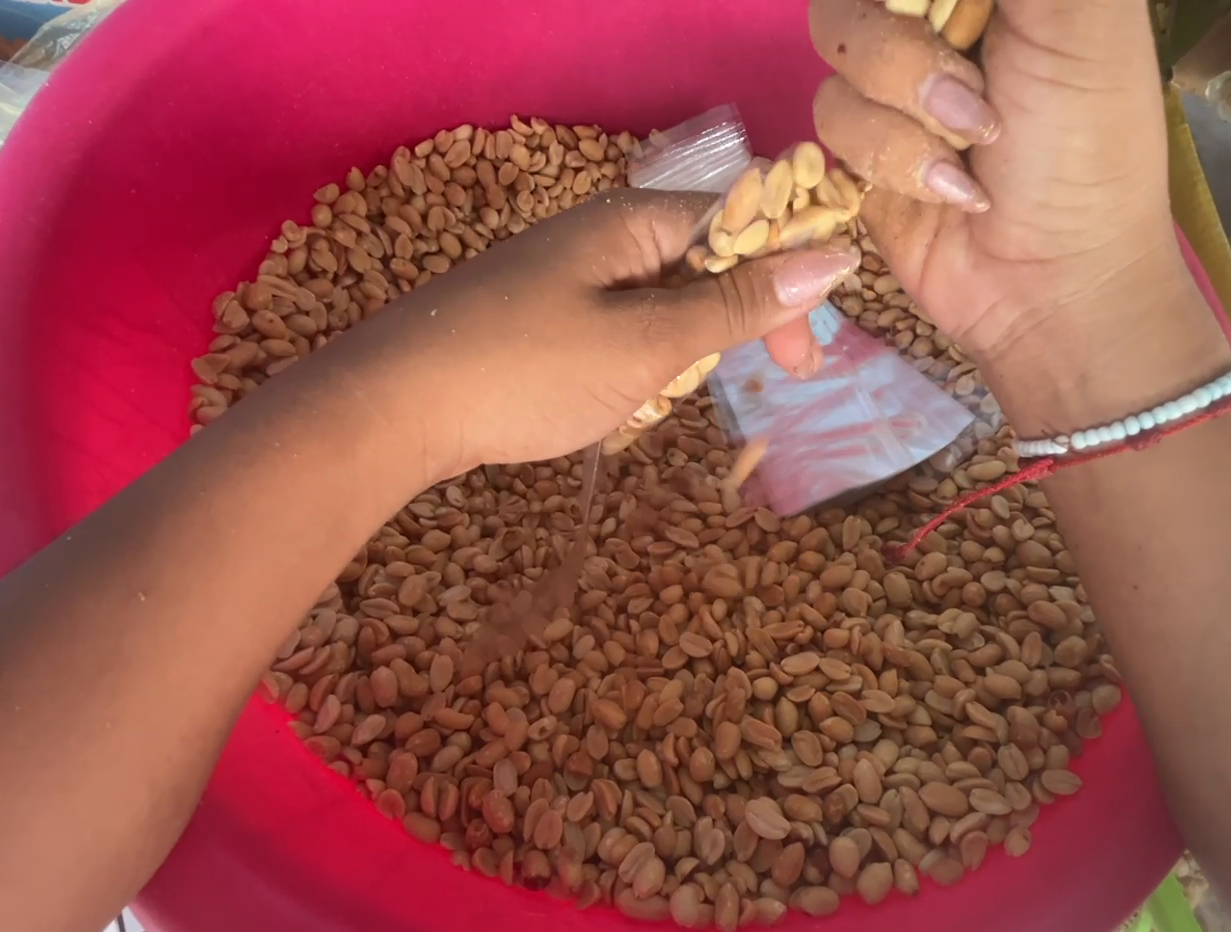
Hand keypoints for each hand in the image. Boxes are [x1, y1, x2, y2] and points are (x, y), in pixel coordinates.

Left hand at [335, 189, 859, 480]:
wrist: (398, 408)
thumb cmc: (528, 370)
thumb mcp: (645, 342)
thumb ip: (735, 305)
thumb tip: (831, 261)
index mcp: (630, 223)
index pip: (738, 227)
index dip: (787, 282)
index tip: (806, 358)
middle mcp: (601, 240)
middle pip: (703, 264)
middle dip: (744, 323)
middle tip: (779, 382)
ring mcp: (569, 283)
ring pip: (663, 306)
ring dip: (690, 352)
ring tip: (680, 400)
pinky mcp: (546, 324)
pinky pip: (621, 334)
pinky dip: (642, 368)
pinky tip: (630, 405)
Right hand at [808, 0, 1219, 426]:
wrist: (1050, 281)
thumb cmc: (1087, 149)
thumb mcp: (1087, 21)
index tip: (949, 23)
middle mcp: (930, 28)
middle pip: (850, 6)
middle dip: (904, 60)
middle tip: (972, 101)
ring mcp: (888, 100)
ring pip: (836, 73)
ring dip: (905, 124)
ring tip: (968, 158)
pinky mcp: (858, 164)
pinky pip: (830, 135)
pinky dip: (890, 164)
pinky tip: (944, 193)